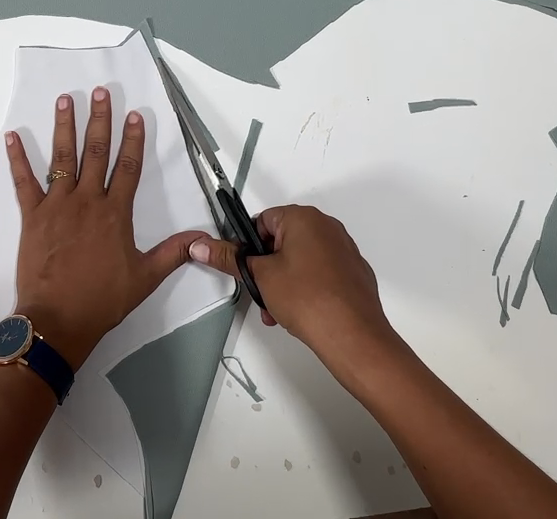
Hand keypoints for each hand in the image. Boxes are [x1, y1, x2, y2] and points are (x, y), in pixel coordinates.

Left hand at [4, 87, 202, 366]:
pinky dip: (17, 158)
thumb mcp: (145, 278)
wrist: (58, 319)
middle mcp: (86, 200)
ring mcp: (56, 205)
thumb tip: (203, 238)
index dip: (133, 139)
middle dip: (99, 120)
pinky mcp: (31, 215)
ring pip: (61, 157)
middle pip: (95, 152)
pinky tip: (12, 136)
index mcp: (114, 213)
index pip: (128, 168)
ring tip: (65, 99)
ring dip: (63, 126)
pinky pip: (23, 181)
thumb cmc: (102, 299)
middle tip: (99, 92)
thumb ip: (173, 253)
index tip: (134, 114)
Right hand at [189, 205, 400, 359]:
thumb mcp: (259, 276)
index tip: (247, 270)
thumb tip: (200, 245)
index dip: (249, 248)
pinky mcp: (356, 273)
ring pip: (301, 260)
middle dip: (267, 269)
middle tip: (261, 294)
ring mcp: (345, 250)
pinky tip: (302, 313)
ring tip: (278, 311)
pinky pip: (321, 273)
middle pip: (281, 241)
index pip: (261, 222)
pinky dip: (307, 287)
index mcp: (303, 218)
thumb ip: (228, 258)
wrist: (354, 338)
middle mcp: (327, 226)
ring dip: (284, 281)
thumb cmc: (306, 299)